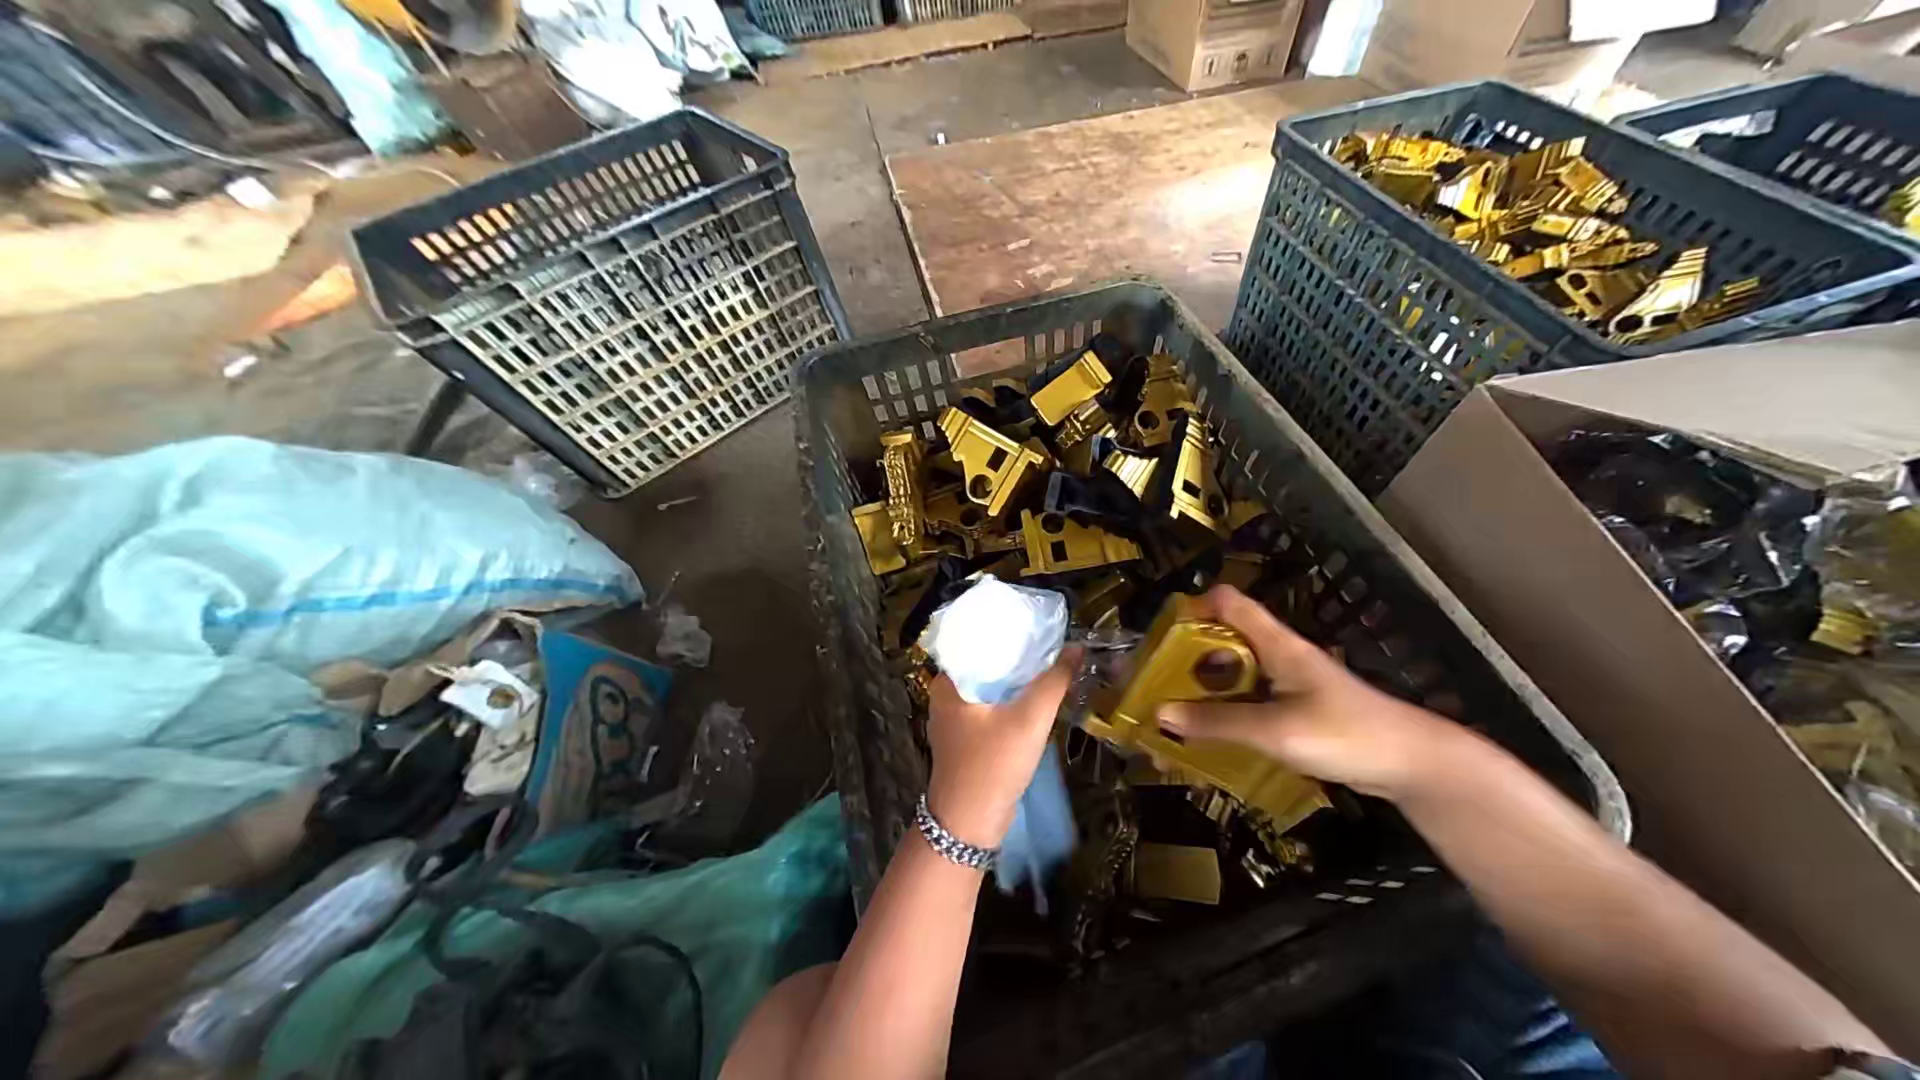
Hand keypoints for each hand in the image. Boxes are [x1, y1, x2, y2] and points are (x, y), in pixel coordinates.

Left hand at [925, 647, 1080, 848]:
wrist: (969, 825)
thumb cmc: (992, 765)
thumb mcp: (1029, 719)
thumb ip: (1054, 681)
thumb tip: (1075, 648)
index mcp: (948, 682)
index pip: (977, 641)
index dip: (1008, 631)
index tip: (1037, 624)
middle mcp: (946, 696)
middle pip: (986, 665)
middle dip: (1017, 656)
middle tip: (1050, 643)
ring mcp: (955, 719)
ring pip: (991, 688)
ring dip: (1016, 680)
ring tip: (1048, 665)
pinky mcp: (967, 739)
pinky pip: (992, 708)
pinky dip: (1012, 701)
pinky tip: (1035, 697)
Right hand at [1156, 586, 1467, 800]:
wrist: (1414, 765)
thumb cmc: (1346, 733)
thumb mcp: (1276, 730)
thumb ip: (1218, 722)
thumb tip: (1161, 714)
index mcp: (1276, 645)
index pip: (1228, 603)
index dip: (1193, 609)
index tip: (1161, 639)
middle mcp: (1278, 656)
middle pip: (1223, 641)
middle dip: (1186, 660)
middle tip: (1156, 686)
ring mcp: (1288, 684)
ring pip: (1234, 676)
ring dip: (1202, 692)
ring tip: (1171, 717)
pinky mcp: (1295, 710)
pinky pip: (1248, 703)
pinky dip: (1223, 714)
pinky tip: (1208, 739)